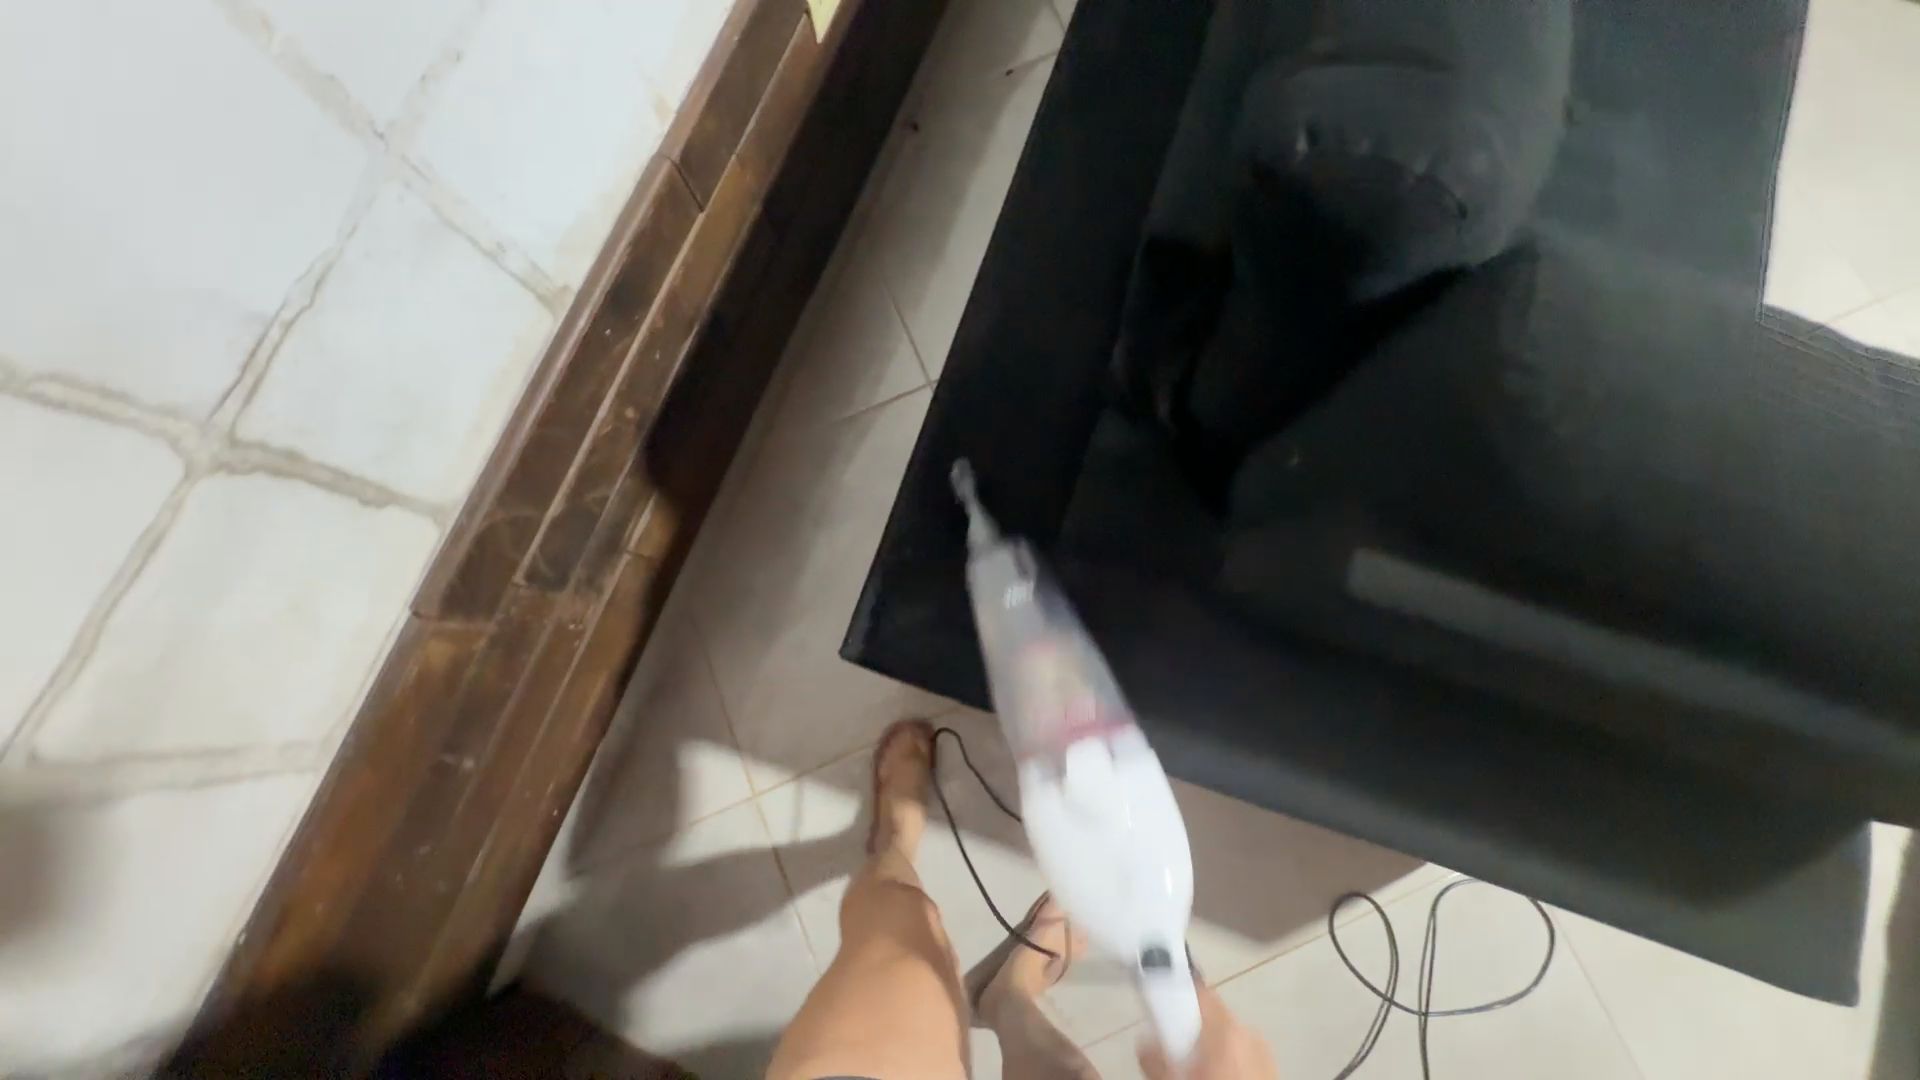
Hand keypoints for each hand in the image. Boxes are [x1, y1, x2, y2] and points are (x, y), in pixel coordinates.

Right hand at [1137, 982, 1277, 1079]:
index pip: (1195, 988)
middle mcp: (1248, 1033)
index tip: (1157, 1000)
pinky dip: (1227, 1064)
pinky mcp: (1273, 1073)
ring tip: (1193, 1072)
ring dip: (1208, 1049)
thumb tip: (1144, 1041)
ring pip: (1226, 1039)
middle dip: (1189, 1029)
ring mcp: (1265, 1055)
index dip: (1173, 989)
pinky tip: (1215, 1078)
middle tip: (1172, 1052)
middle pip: (1209, 1016)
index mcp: (1225, 1028)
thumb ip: (1155, 1058)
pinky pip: (1242, 1058)